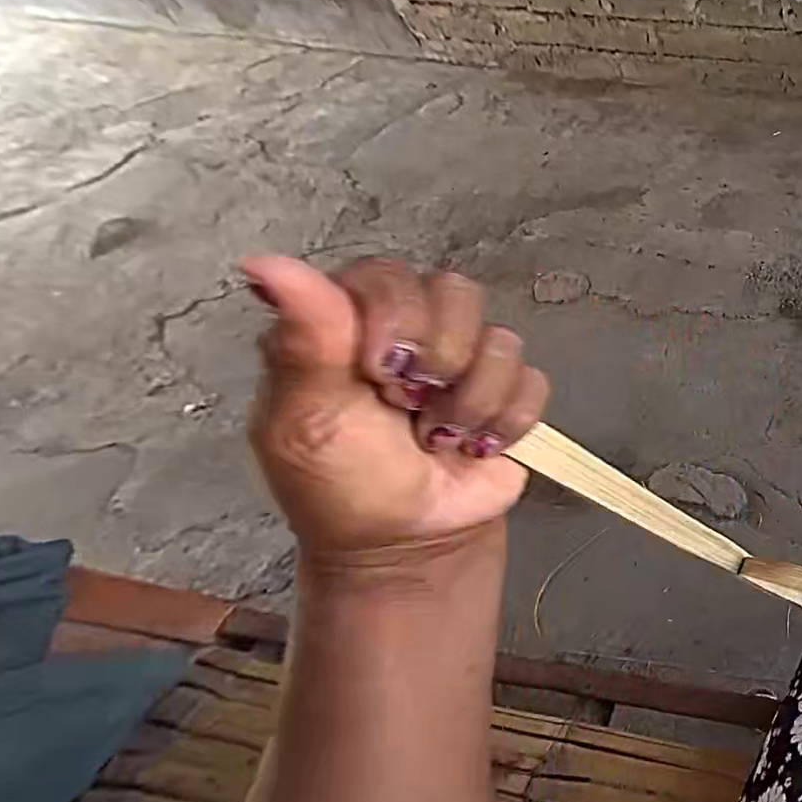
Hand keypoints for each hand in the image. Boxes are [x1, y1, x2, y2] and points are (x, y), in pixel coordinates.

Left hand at [241, 256, 549, 566]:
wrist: (414, 540)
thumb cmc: (345, 486)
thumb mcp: (307, 420)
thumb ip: (304, 343)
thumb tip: (267, 261)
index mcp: (350, 325)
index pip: (389, 275)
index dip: (397, 316)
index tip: (377, 372)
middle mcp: (416, 332)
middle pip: (457, 293)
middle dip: (442, 357)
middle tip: (412, 403)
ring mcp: (472, 362)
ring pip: (504, 340)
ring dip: (473, 401)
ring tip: (443, 437)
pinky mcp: (515, 393)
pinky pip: (535, 382)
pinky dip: (509, 421)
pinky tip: (480, 445)